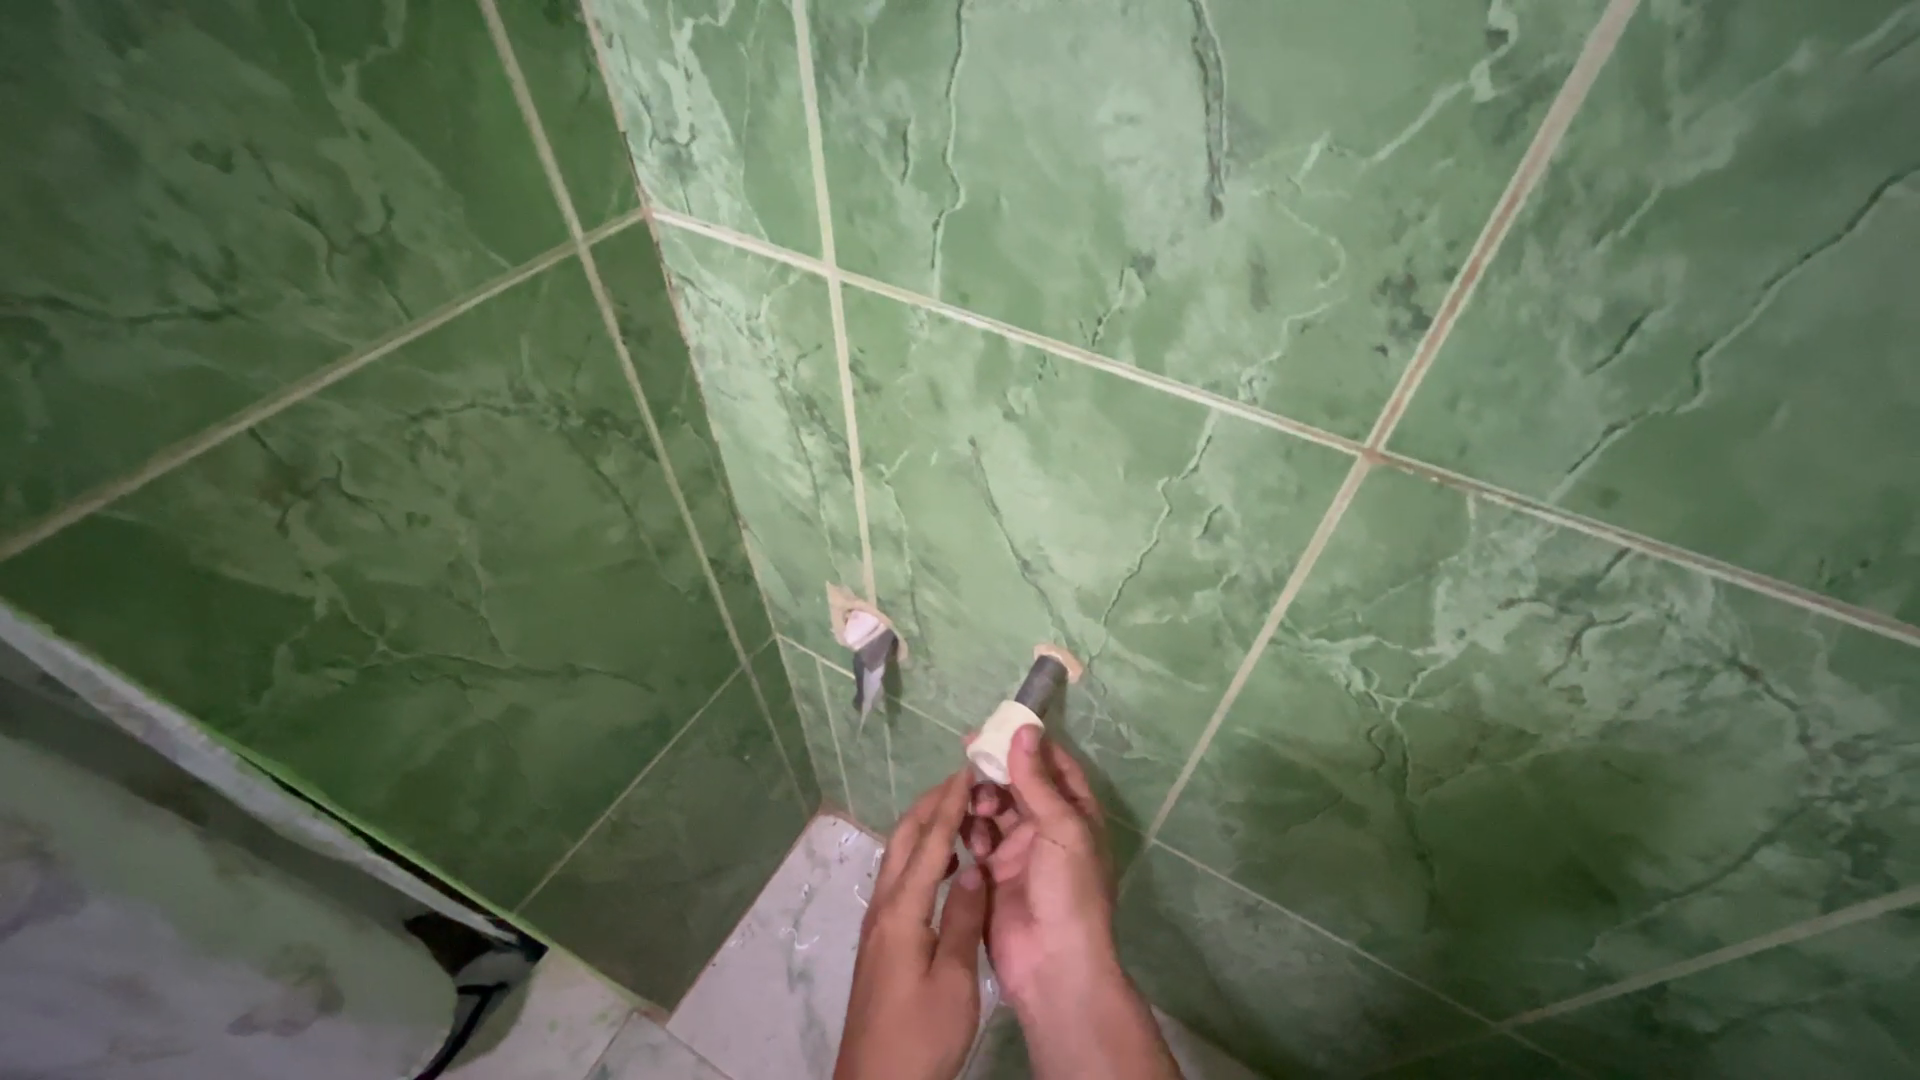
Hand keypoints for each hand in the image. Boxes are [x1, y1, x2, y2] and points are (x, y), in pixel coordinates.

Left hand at [835, 770, 986, 1079]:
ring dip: (924, 829)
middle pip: (905, 840)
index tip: (967, 772)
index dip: (949, 804)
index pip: (930, 843)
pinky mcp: (881, 941)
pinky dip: (921, 858)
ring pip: (899, 859)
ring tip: (956, 814)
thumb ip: (963, 920)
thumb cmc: (920, 1035)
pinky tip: (942, 869)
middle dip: (931, 805)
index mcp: (903, 911)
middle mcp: (884, 907)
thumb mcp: (954, 981)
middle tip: (961, 781)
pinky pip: (900, 880)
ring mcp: (878, 925)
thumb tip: (972, 867)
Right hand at [962, 726, 1116, 1011]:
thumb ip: (1037, 780)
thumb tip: (1024, 730)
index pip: (1052, 765)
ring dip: (981, 801)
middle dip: (995, 770)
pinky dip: (967, 829)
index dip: (1027, 744)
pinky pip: (976, 839)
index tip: (997, 726)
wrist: (1052, 965)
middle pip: (1018, 784)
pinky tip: (962, 831)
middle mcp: (1048, 828)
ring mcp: (1019, 852)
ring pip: (993, 809)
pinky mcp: (992, 874)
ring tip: (976, 809)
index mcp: (1075, 814)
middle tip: (969, 757)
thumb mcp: (1062, 828)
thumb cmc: (1069, 890)